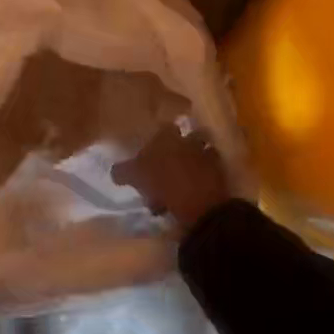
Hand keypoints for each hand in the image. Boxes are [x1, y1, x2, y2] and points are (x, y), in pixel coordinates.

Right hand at [113, 125, 232, 228]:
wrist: (200, 203)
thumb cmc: (163, 184)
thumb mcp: (135, 177)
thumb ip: (123, 171)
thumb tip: (115, 171)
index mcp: (167, 136)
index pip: (162, 130)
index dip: (156, 142)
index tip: (149, 155)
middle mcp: (188, 140)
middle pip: (181, 140)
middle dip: (173, 152)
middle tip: (162, 169)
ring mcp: (205, 155)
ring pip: (195, 154)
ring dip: (188, 164)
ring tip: (177, 181)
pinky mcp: (218, 172)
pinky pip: (206, 172)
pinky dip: (199, 178)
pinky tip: (190, 191)